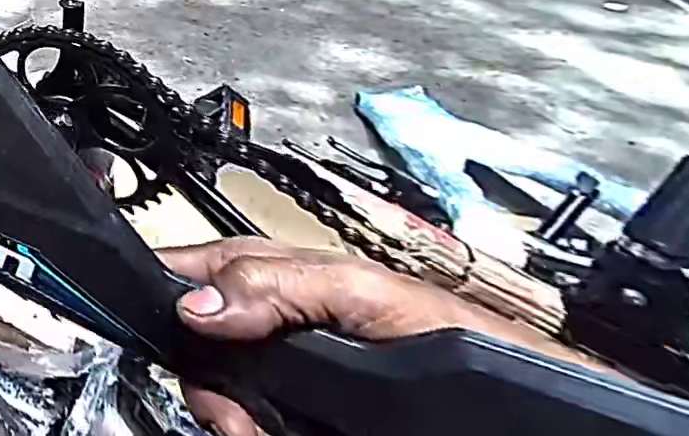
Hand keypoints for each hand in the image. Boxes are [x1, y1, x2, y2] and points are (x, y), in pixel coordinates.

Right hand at [160, 238, 600, 435]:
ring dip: (223, 413)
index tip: (167, 335)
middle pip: (196, 338)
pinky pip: (250, 421)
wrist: (522, 417)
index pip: (191, 269)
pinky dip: (244, 431)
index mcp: (266, 275)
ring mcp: (282, 373)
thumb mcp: (355, 291)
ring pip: (217, 389)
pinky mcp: (296, 414)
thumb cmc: (449, 337)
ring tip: (248, 429)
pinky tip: (256, 434)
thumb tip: (196, 304)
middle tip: (226, 408)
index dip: (167, 294)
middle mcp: (265, 320)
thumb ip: (271, 283)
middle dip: (202, 377)